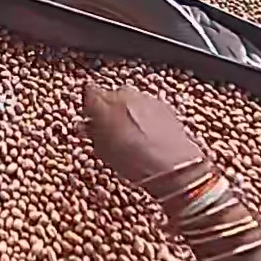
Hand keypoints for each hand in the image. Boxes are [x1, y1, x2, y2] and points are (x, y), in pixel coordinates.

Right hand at [81, 83, 207, 193]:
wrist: (174, 167)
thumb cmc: (135, 162)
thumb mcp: (102, 151)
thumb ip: (92, 132)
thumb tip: (86, 126)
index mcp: (103, 103)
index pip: (89, 92)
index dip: (89, 106)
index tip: (90, 117)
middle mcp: (123, 94)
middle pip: (110, 95)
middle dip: (108, 108)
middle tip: (109, 129)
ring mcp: (145, 98)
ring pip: (129, 99)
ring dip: (127, 111)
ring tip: (131, 134)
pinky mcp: (163, 104)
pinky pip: (146, 105)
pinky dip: (144, 115)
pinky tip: (147, 134)